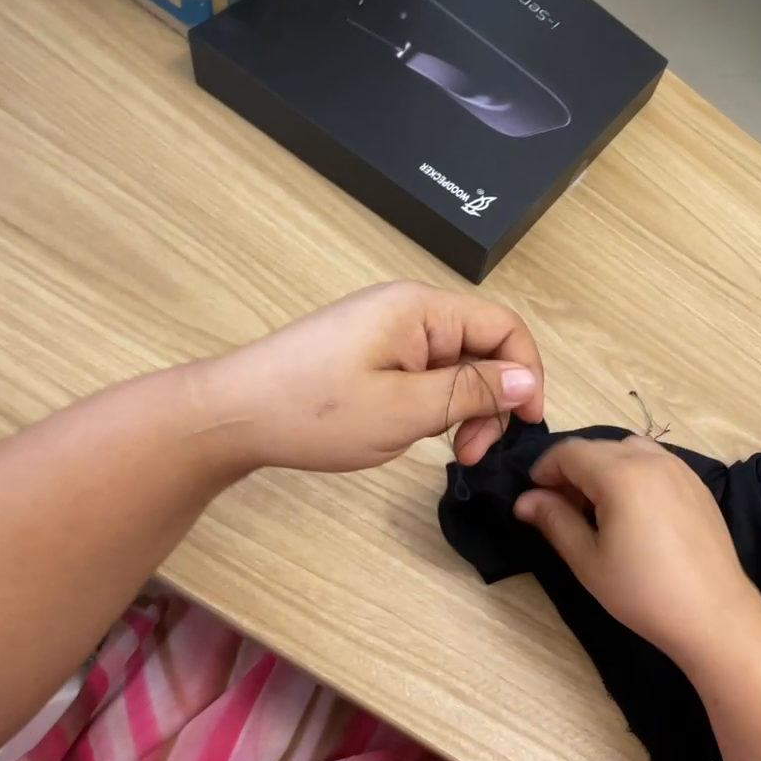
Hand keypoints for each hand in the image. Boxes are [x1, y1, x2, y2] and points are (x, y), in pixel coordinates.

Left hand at [189, 281, 544, 471]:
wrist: (232, 415)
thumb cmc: (313, 412)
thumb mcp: (405, 410)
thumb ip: (473, 392)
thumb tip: (527, 381)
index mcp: (421, 310)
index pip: (504, 327)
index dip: (527, 373)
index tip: (526, 423)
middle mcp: (412, 311)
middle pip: (485, 347)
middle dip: (495, 399)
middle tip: (475, 450)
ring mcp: (392, 332)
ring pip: (461, 366)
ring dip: (470, 408)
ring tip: (453, 450)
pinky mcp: (378, 353)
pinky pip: (433, 374)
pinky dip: (443, 406)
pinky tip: (427, 432)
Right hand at [513, 436, 760, 664]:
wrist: (713, 613)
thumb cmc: (643, 592)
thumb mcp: (588, 560)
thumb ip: (554, 521)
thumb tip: (524, 500)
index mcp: (622, 473)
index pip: (570, 452)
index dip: (544, 470)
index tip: (534, 499)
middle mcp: (653, 460)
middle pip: (599, 447)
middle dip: (572, 470)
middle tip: (560, 509)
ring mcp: (681, 470)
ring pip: (629, 450)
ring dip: (604, 469)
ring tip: (597, 510)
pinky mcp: (699, 486)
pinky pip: (656, 463)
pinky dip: (633, 473)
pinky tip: (632, 512)